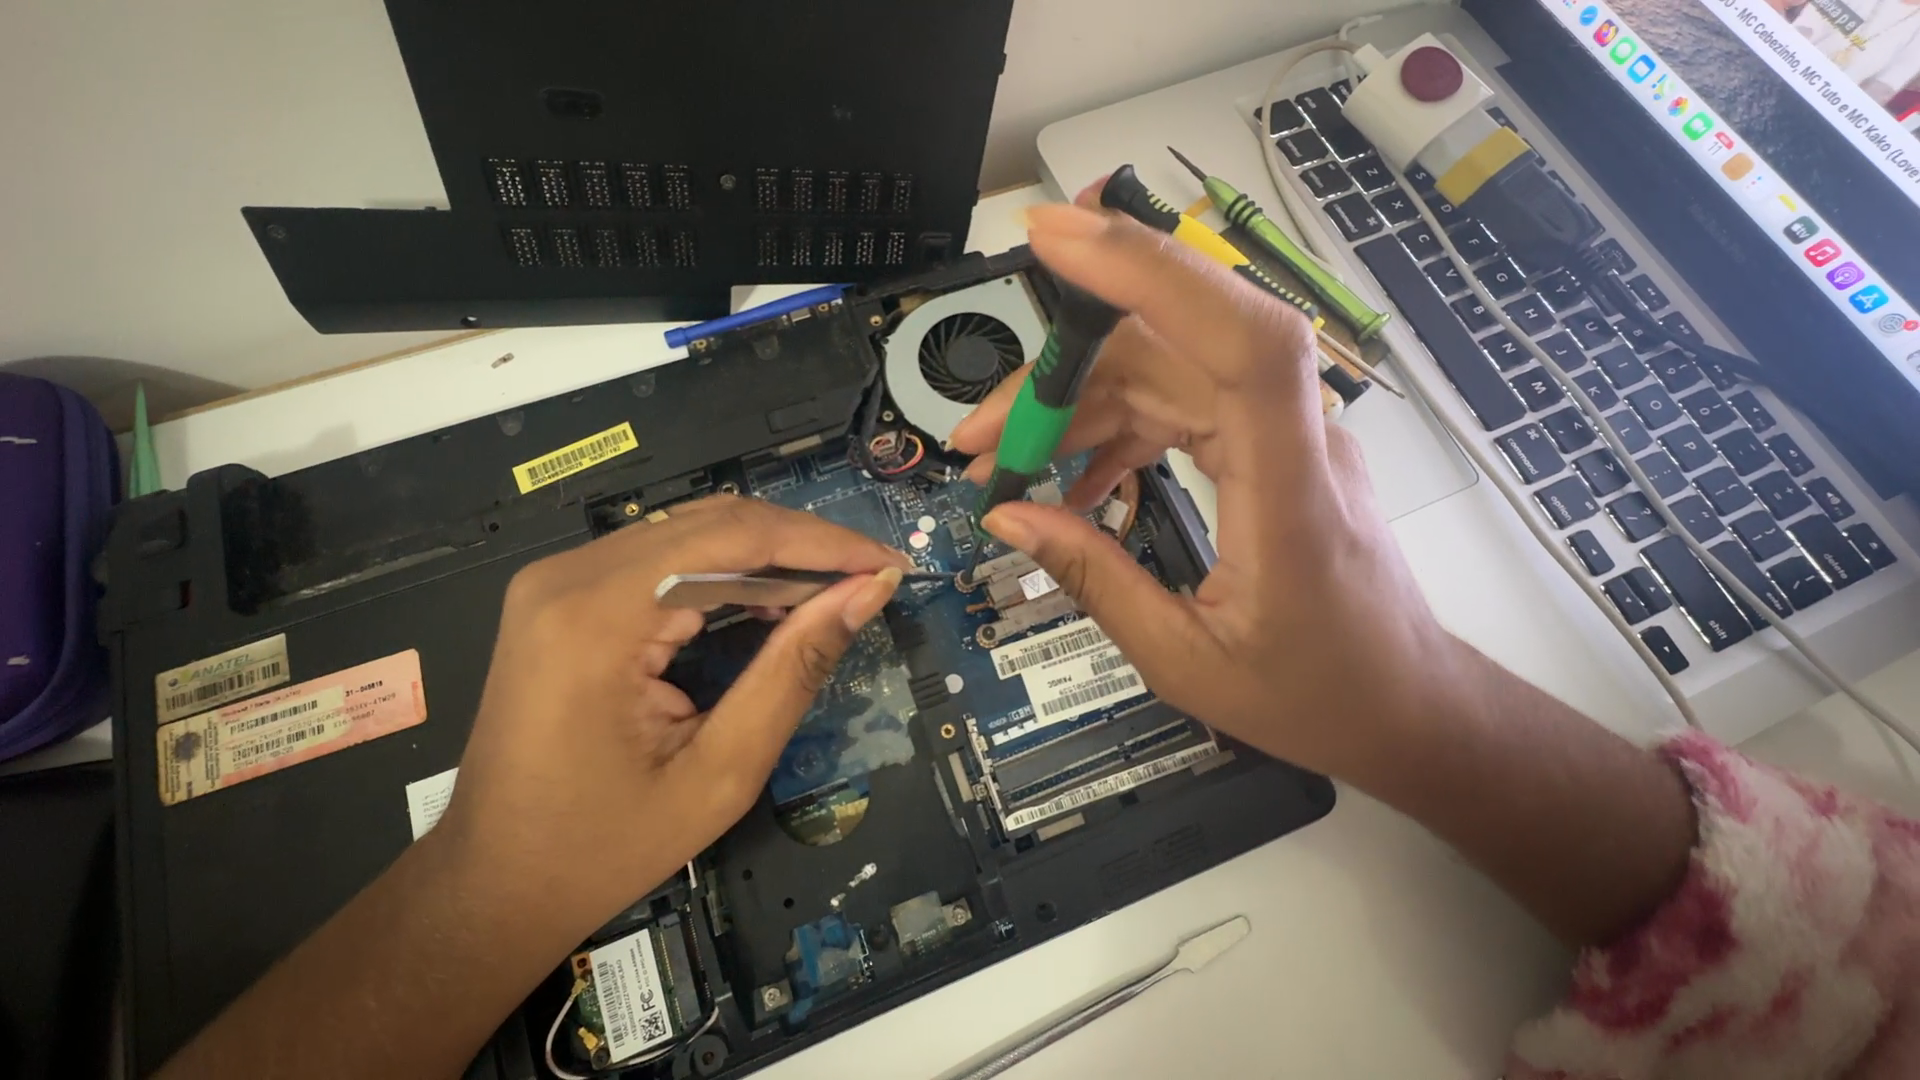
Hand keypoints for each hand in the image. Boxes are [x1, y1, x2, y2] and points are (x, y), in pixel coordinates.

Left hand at [438, 496, 908, 927]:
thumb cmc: (606, 845)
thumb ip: (795, 669)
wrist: (493, 882)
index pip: (735, 537)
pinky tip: (769, 602)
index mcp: (598, 617)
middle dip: (804, 545)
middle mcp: (570, 575)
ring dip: (770, 555)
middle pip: (716, 522)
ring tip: (832, 593)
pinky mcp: (562, 593)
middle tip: (869, 581)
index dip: (824, 542)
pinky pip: (664, 556)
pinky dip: (728, 570)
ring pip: (693, 530)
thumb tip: (866, 594)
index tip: (888, 563)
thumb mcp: (722, 769)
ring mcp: (558, 578)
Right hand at [950, 198, 1467, 776]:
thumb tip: (1005, 517)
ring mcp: (1288, 436)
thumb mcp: (1184, 659)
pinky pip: (1184, 410)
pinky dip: (1118, 433)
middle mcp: (1296, 438)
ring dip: (1078, 408)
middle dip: (1063, 374)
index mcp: (1289, 490)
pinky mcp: (1272, 449)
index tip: (1058, 236)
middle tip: (981, 433)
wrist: (1406, 707)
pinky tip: (1070, 483)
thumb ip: (1093, 578)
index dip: (1151, 270)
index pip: (1239, 337)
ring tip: (1005, 462)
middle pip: (1174, 350)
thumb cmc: (1312, 696)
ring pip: (1169, 375)